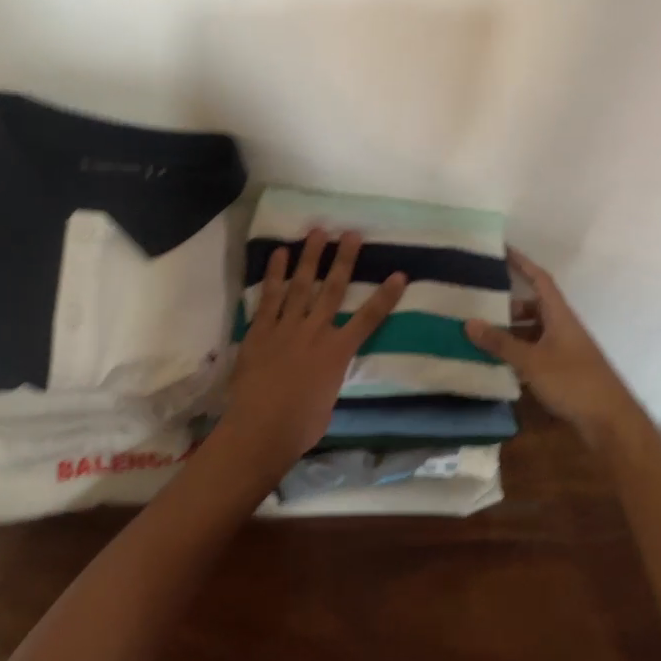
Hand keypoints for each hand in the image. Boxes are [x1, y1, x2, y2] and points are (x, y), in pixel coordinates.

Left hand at [216, 229, 406, 478]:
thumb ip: (327, 379)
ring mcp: (286, 328)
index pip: (368, 320)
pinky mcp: (260, 330)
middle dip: (344, 260)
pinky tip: (280, 253)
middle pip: (333, 289)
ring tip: (318, 232)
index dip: (385, 297)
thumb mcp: (327, 403)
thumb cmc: (300, 426)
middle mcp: (315, 332)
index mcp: (337, 354)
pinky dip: (275, 274)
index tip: (399, 274)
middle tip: (351, 233)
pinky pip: (269, 297)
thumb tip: (322, 375)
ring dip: (310, 257)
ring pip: (302, 285)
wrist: (261, 428)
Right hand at [464, 248, 618, 428]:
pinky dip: (517, 354)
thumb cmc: (573, 382)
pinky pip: (534, 353)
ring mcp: (564, 351)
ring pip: (532, 333)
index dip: (522, 263)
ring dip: (510, 333)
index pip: (540, 280)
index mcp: (560, 316)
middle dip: (507, 306)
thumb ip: (500, 342)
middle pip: (533, 307)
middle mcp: (563, 328)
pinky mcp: (563, 372)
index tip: (501, 250)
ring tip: (480, 337)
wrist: (610, 422)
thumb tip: (468, 321)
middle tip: (477, 305)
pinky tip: (497, 364)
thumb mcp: (532, 361)